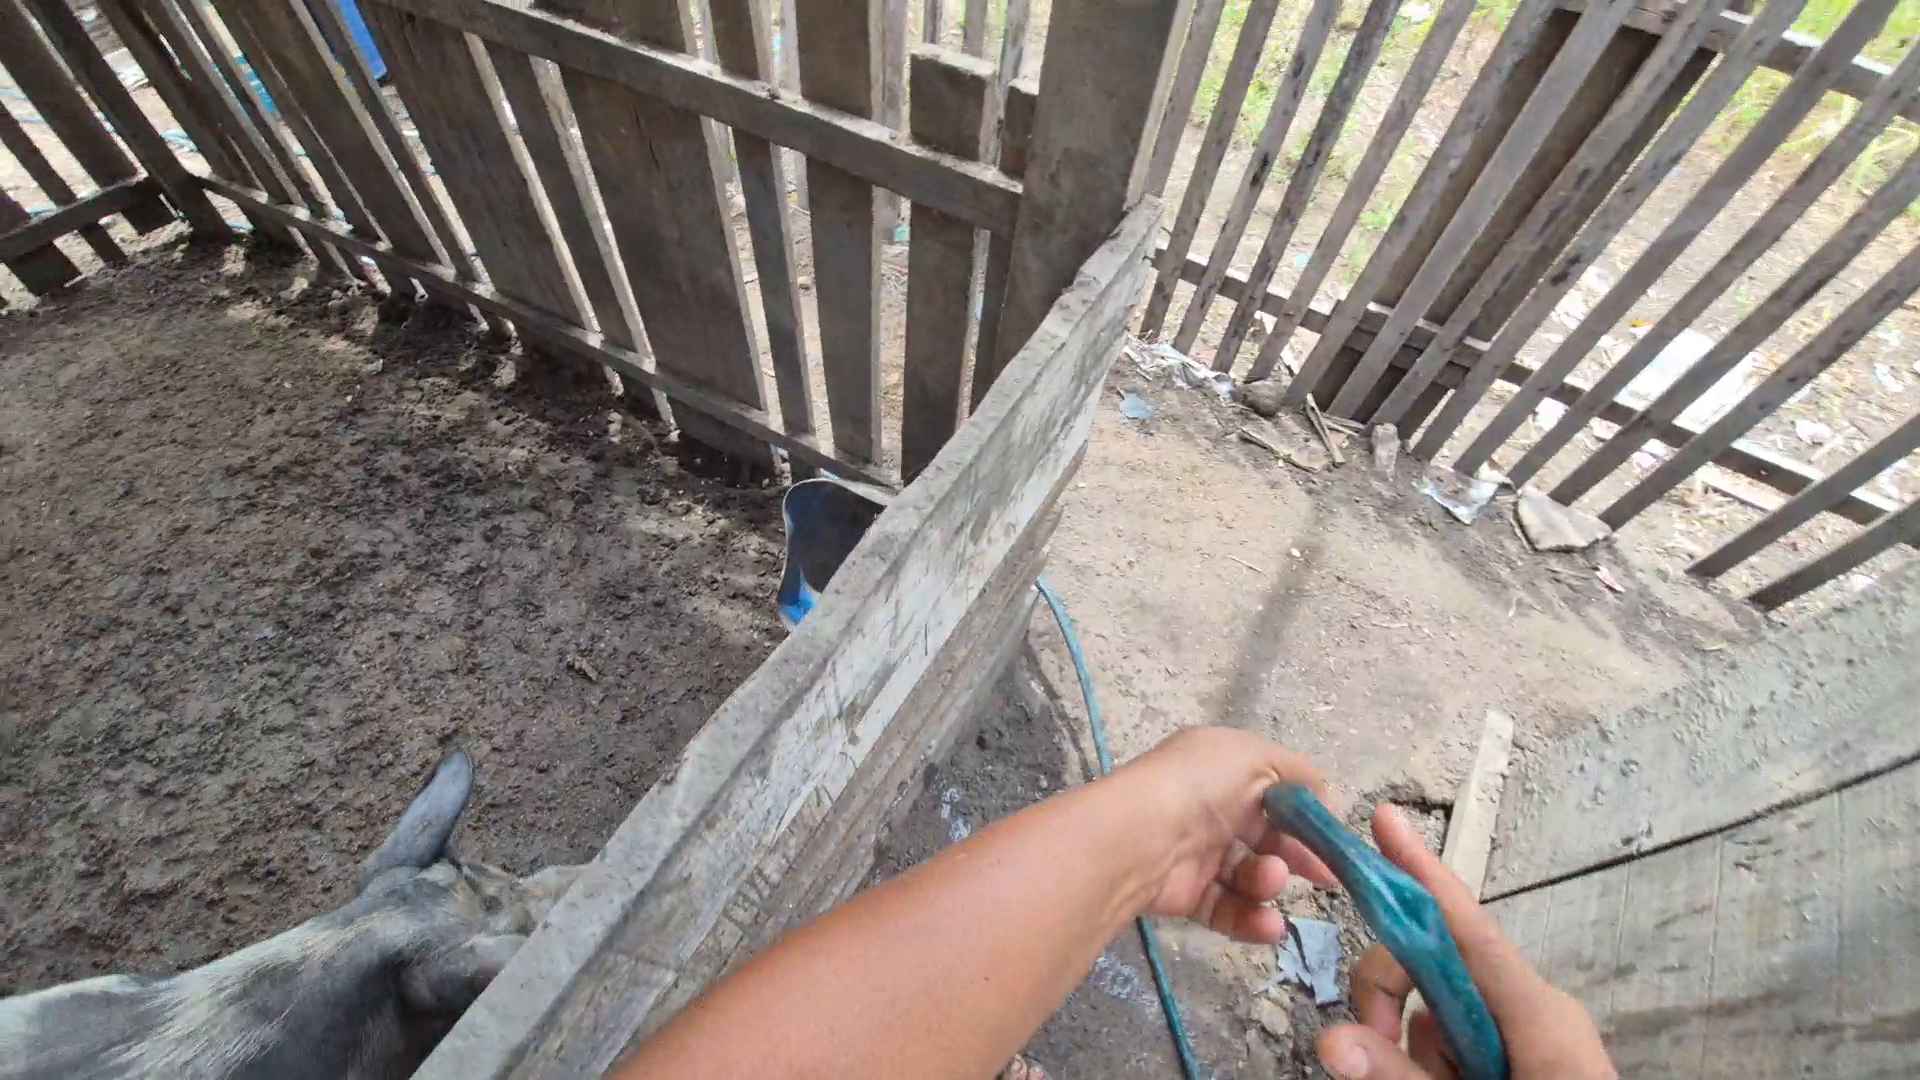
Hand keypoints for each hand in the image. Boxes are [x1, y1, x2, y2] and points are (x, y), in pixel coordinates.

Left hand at [1105, 728, 1337, 944]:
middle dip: (1299, 856)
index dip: (1305, 814)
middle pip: (1265, 836)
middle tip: (1326, 877)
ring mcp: (1195, 850)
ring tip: (1267, 880)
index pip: (1270, 790)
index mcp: (1218, 767)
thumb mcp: (1254, 756)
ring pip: (1249, 874)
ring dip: (1268, 882)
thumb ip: (1296, 772)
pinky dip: (1251, 918)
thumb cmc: (1200, 786)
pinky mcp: (1187, 893)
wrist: (1141, 835)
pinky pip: (1228, 909)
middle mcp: (1206, 805)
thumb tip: (1325, 798)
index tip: (1335, 838)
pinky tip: (1268, 924)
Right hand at [1316, 805, 1617, 1079]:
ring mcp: (1523, 1033)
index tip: (1384, 818)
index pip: (1466, 927)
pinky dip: (1423, 1057)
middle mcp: (1530, 1009)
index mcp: (1539, 1013)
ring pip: (1428, 1003)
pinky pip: (1445, 1035)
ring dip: (1403, 1040)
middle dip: (1385, 994)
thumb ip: (1404, 1078)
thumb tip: (1329, 1039)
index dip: (1420, 870)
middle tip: (1365, 1050)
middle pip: (1427, 962)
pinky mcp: (1514, 1056)